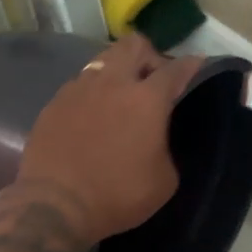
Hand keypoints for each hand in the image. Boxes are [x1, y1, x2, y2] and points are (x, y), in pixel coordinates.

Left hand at [17, 35, 204, 241]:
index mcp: (147, 99)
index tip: (197, 66)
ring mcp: (78, 89)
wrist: (55, 206)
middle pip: (134, 46)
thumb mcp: (163, 181)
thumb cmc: (117, 195)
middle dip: (149, 56)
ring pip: (103, 61)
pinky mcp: (54, 103)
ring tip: (119, 98)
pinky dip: (92, 94)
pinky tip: (91, 118)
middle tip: (153, 81)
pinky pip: (79, 85)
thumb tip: (158, 139)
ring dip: (117, 72)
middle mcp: (112, 83)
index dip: (191, 65)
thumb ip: (167, 148)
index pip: (176, 68)